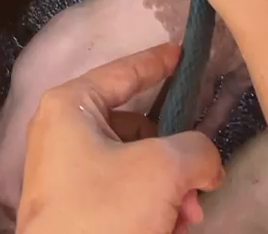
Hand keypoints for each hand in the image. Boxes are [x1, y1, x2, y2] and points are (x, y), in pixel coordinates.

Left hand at [19, 44, 224, 233]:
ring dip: (169, 191)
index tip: (183, 52)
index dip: (156, 62)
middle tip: (200, 185)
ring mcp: (66, 171)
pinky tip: (171, 230)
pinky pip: (124, 194)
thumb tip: (204, 162)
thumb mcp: (160, 171)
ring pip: (135, 165)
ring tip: (187, 220)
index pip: (122, 72)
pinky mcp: (74, 208)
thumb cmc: (104, 214)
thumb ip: (195, 149)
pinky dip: (152, 209)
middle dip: (174, 157)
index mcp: (70, 105)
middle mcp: (63, 130)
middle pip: (136, 127)